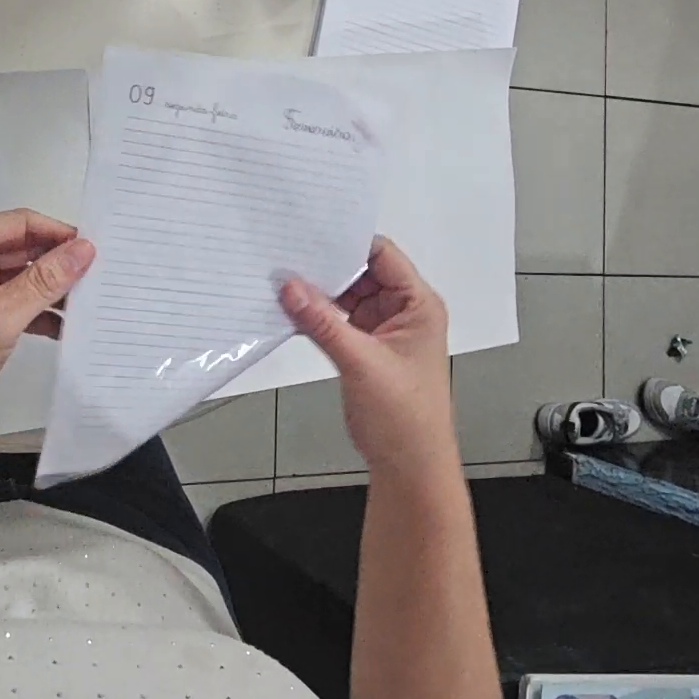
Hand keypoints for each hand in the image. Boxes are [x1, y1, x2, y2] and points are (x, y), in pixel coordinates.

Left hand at [0, 209, 95, 441]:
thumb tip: (83, 250)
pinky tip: (64, 326)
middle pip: (20, 248)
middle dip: (57, 264)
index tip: (96, 251)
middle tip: (100, 278)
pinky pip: (11, 298)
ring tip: (88, 304)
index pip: (18, 224)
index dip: (58, 235)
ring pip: (19, 275)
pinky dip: (35, 310)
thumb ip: (44, 282)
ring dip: (49, 290)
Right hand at [279, 237, 455, 475]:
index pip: (382, 255)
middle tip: (285, 252)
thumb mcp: (361, 362)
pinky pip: (336, 319)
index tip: (310, 232)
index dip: (348, 242)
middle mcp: (401, 310)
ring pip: (345, 295)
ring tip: (280, 276)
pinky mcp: (362, 347)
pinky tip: (288, 307)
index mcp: (417, 304)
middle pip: (361, 272)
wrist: (408, 466)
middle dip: (326, 265)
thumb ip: (322, 322)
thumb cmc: (403, 415)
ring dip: (318, 290)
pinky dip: (315, 314)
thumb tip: (287, 286)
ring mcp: (381, 328)